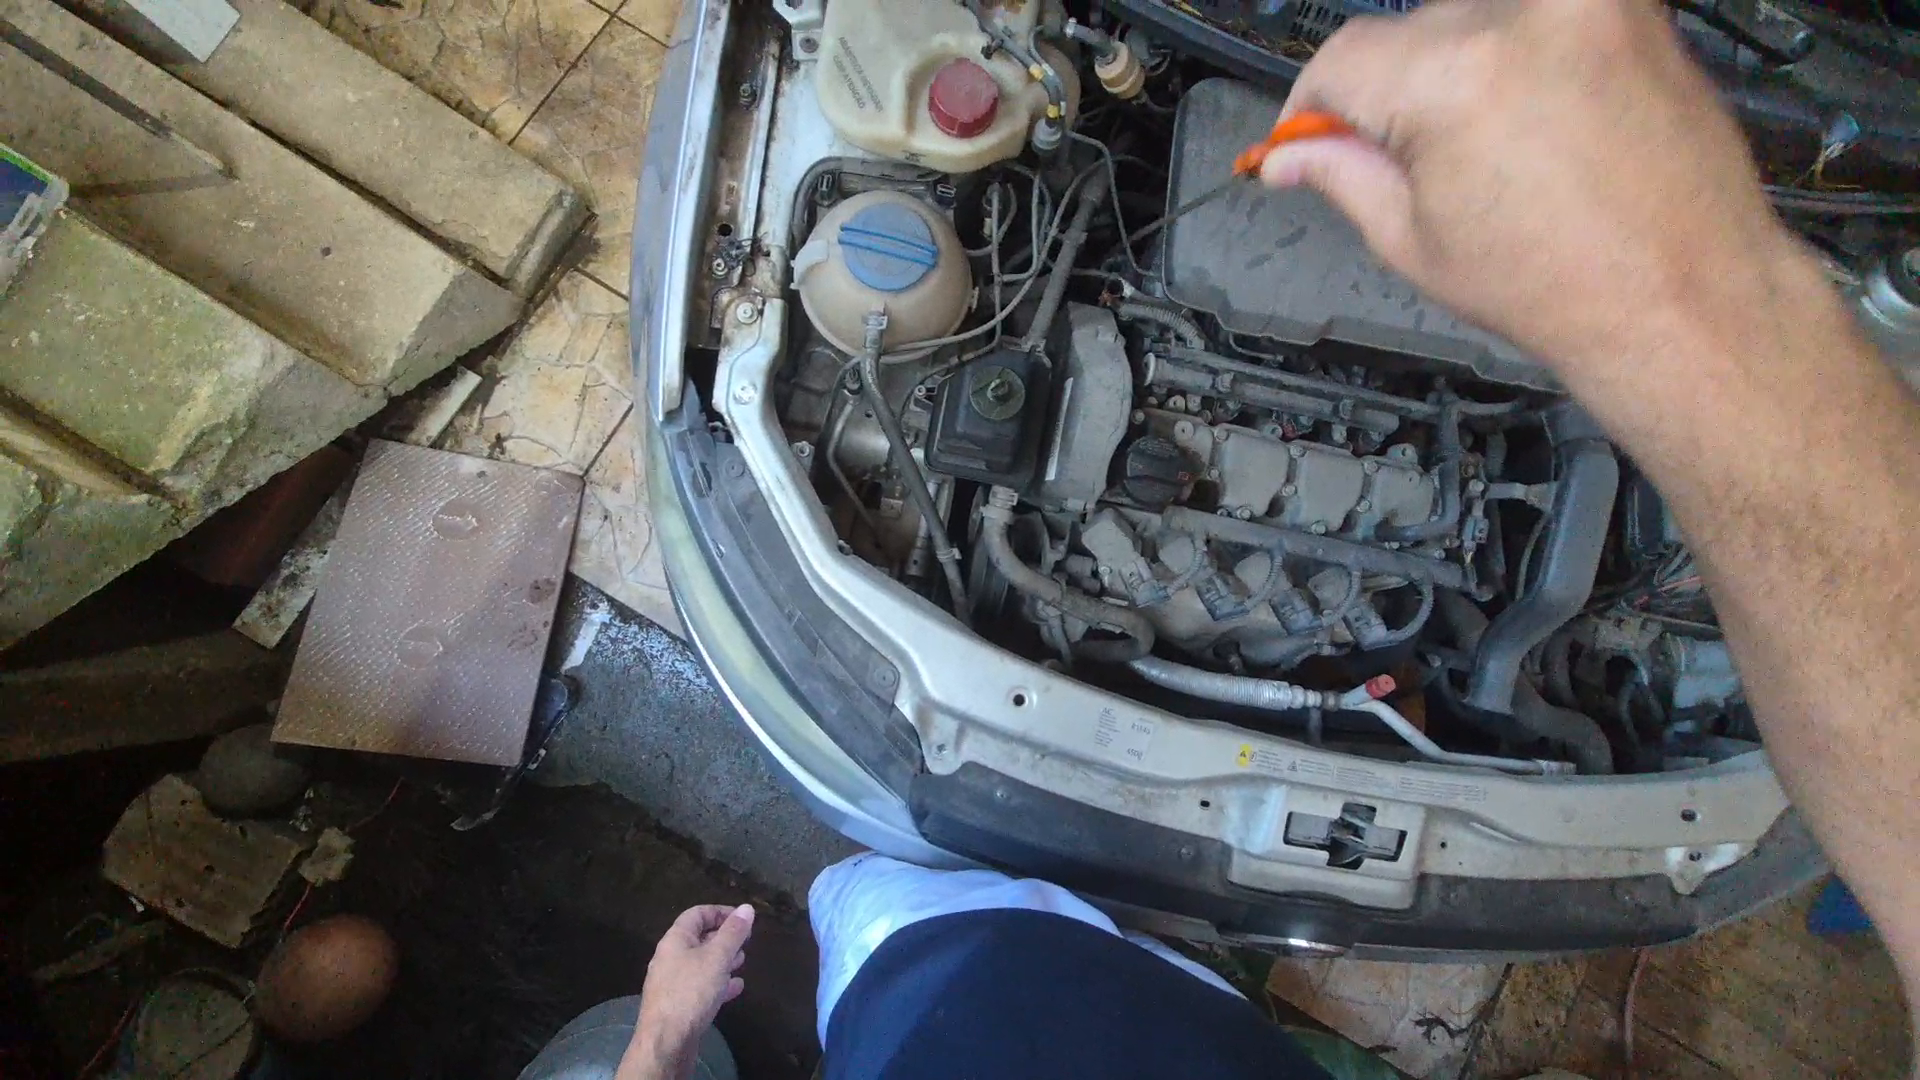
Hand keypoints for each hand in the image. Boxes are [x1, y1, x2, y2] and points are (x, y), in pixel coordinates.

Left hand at [619, 904, 754, 1079]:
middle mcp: (670, 958)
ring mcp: (671, 984)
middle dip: (724, 938)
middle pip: (699, 938)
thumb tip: (747, 908)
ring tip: (742, 962)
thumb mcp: (718, 957)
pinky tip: (735, 988)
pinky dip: (718, 983)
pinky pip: (699, 986)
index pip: (697, 914)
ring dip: (722, 960)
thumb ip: (733, 932)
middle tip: (745, 942)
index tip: (743, 919)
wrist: (666, 1045)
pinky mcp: (677, 1006)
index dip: (720, 912)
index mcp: (675, 940)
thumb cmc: (691, 991)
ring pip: (700, 964)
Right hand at [1257, 0, 1800, 377]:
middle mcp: (1528, 16)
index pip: (1340, 58)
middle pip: (1399, 33)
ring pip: (1460, 19)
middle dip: (1371, 93)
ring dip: (1430, 72)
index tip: (1300, 137)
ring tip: (1446, 147)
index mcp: (1457, 80)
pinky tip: (1494, 121)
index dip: (1305, 104)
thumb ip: (1340, 176)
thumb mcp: (1406, 238)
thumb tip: (1288, 157)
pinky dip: (1490, 58)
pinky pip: (1522, 18)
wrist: (1671, 285)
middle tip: (1368, 157)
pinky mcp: (1626, 7)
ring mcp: (1588, 2)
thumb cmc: (1551, 279)